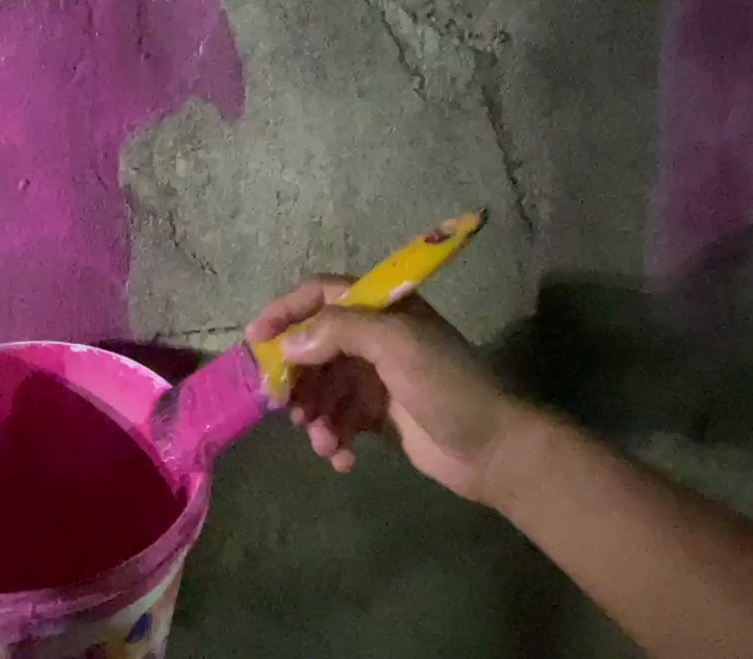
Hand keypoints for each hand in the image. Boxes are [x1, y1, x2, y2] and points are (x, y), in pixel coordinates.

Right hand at [249, 275, 517, 504]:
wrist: (496, 450)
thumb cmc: (447, 385)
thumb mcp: (396, 345)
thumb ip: (339, 332)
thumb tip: (289, 344)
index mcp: (379, 308)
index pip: (319, 294)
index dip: (284, 312)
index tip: (255, 340)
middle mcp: (373, 336)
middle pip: (313, 345)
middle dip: (296, 375)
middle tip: (282, 404)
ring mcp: (375, 377)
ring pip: (322, 387)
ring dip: (314, 413)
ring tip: (320, 439)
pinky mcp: (377, 415)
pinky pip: (338, 419)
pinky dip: (333, 436)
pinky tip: (340, 457)